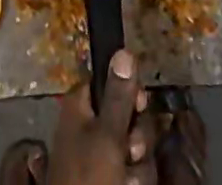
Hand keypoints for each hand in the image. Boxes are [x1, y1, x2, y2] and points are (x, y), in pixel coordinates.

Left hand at [48, 49, 158, 184]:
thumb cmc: (88, 176)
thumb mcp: (106, 135)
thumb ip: (118, 96)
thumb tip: (124, 50)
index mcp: (82, 105)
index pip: (111, 82)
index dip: (129, 94)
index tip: (140, 105)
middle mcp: (92, 124)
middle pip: (131, 116)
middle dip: (139, 138)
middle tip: (130, 153)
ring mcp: (104, 154)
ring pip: (139, 148)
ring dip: (139, 167)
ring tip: (126, 181)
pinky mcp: (115, 178)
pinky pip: (137, 172)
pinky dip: (136, 182)